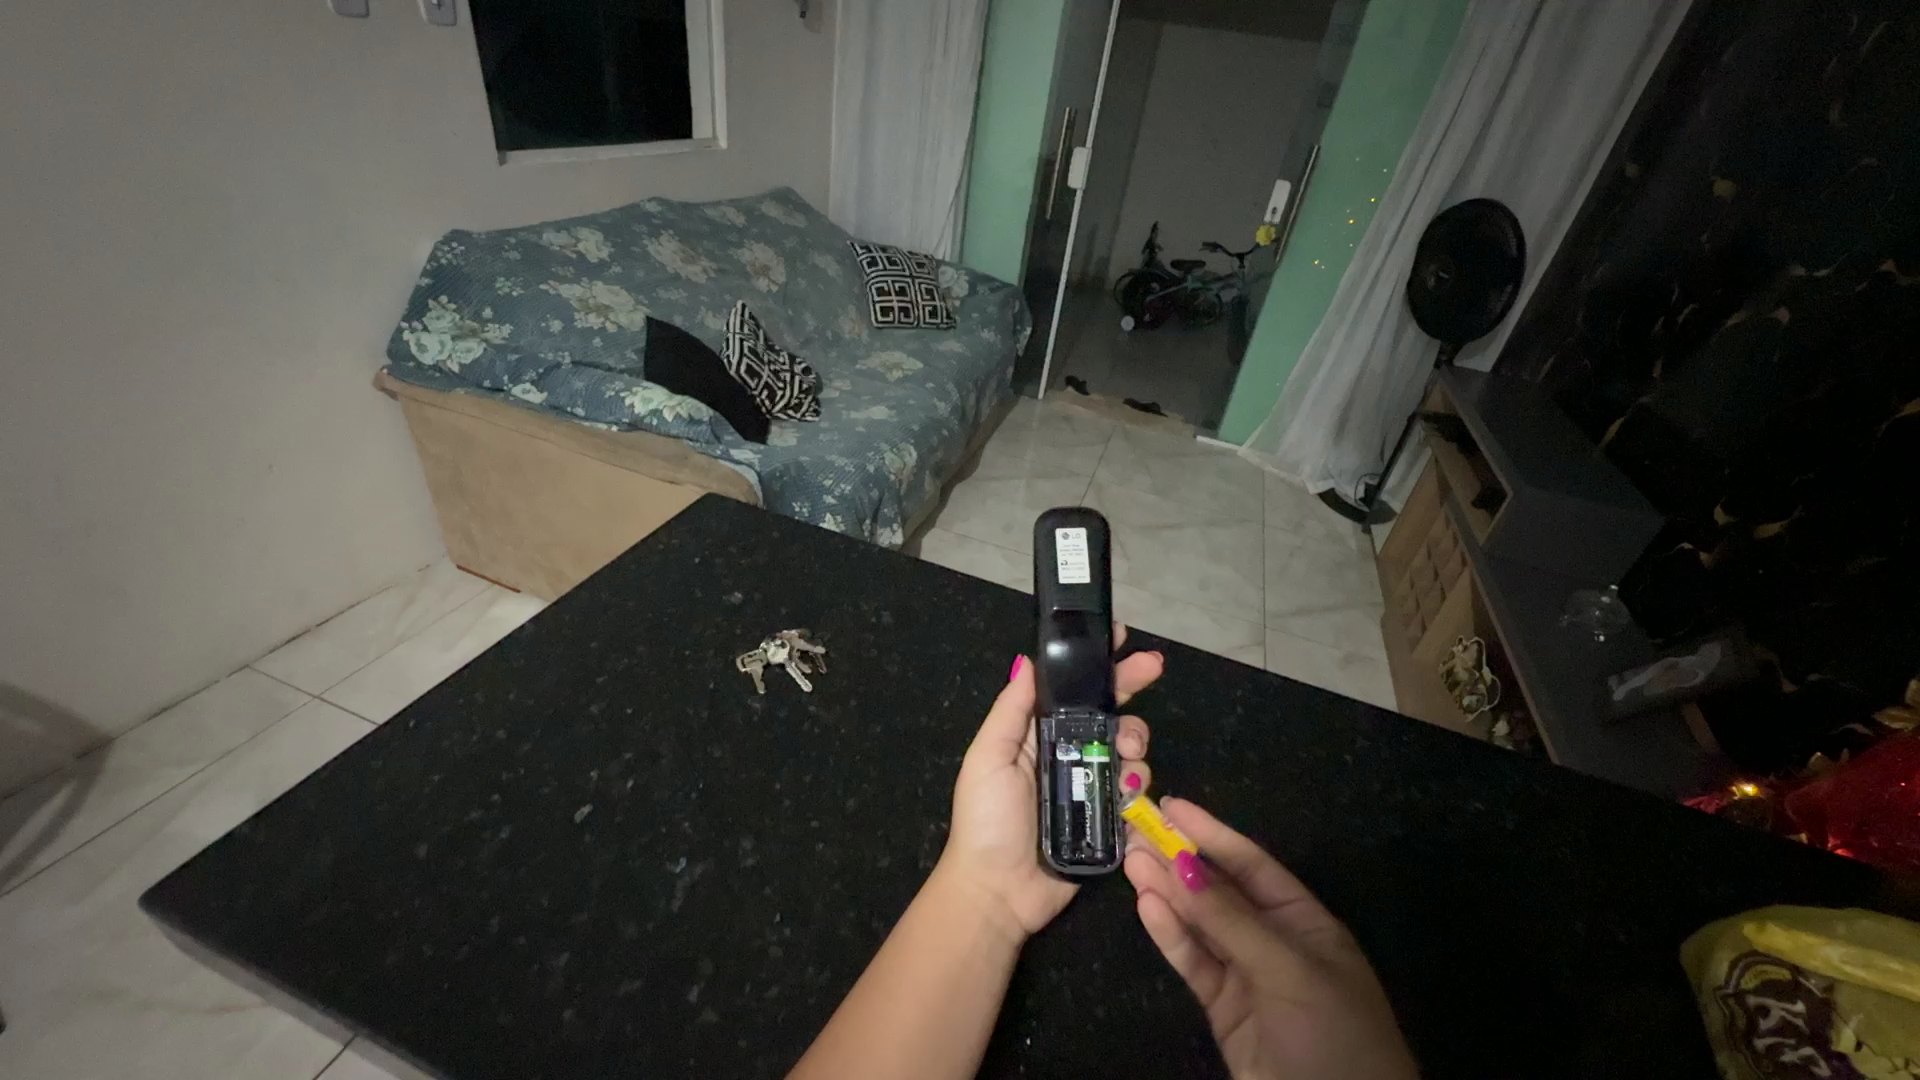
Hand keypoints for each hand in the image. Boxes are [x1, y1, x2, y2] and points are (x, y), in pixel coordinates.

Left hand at [937, 627, 1163, 941]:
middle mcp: (1068, 754)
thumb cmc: (986, 819)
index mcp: (1037, 734)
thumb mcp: (988, 756)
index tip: (1122, 637)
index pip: (1072, 691)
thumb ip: (1011, 710)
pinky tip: (1132, 787)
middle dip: (1131, 687)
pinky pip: (1134, 794)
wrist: (998, 890)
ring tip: (1127, 753)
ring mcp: (1090, 786)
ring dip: (1135, 741)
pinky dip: (1139, 785)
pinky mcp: (1108, 820)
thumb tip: (1027, 660)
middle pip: (1108, 713)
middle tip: (1153, 668)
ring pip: (1128, 750)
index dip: (1096, 664)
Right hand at [1125, 799, 1417, 1079]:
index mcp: (1305, 922)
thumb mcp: (1288, 970)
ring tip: (1130, 861)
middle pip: (1219, 890)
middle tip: (1136, 829)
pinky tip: (1146, 907)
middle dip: (1179, 859)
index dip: (1211, 833)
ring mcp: (1246, 975)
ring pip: (1199, 923)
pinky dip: (1170, 935)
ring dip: (1166, 893)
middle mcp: (1273, 940)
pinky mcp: (1224, 1008)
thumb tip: (1182, 865)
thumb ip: (1231, 919)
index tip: (1171, 805)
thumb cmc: (1334, 1036)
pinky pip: (1193, 962)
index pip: (1251, 864)